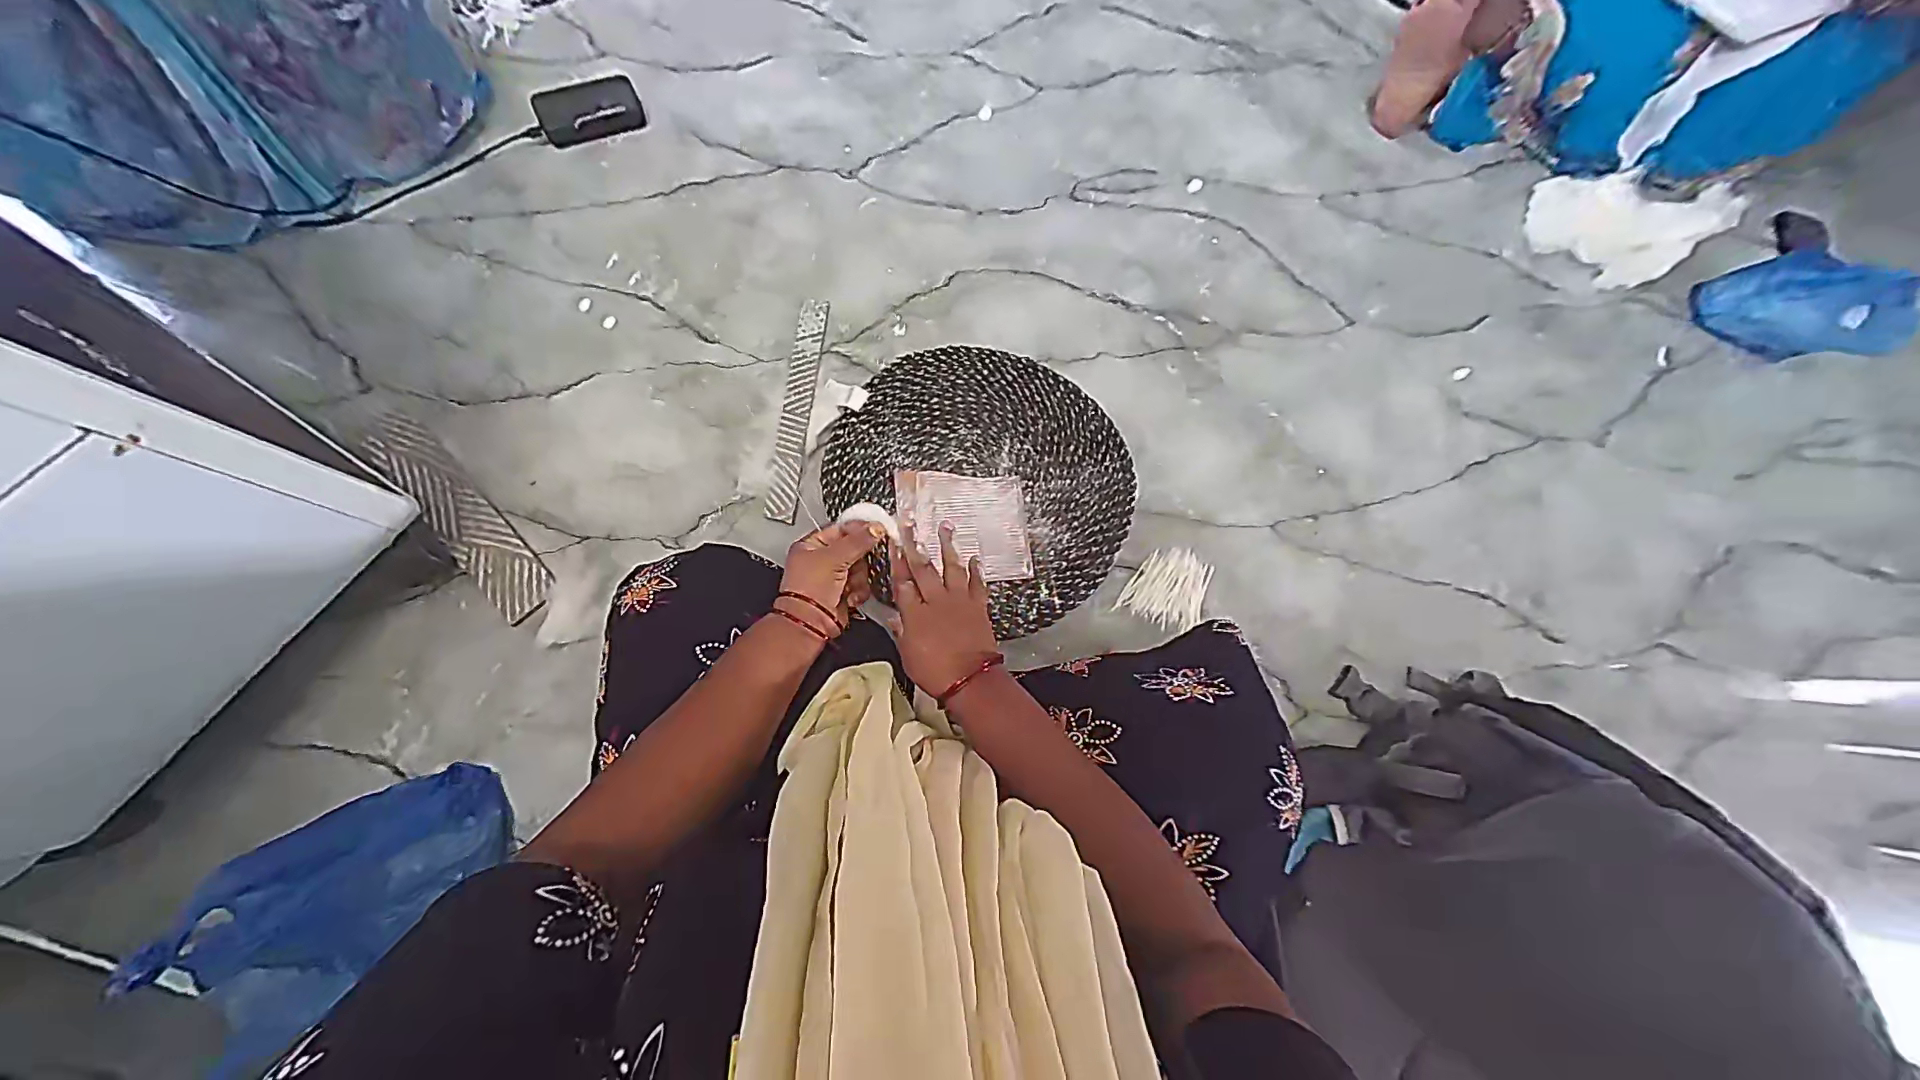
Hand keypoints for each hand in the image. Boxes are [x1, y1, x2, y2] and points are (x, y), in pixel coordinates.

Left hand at [776, 521, 885, 633]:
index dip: (858, 530)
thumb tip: (874, 528)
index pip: (840, 529)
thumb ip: (857, 541)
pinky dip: (858, 592)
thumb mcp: (834, 557)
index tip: (875, 530)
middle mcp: (821, 560)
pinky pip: (861, 585)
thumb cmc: (807, 591)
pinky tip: (850, 596)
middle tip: (855, 565)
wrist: (809, 623)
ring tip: (849, 585)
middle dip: (858, 561)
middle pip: (854, 550)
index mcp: (811, 545)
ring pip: (860, 569)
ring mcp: (832, 578)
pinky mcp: (842, 593)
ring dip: (859, 579)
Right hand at [891, 523, 999, 692]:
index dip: (897, 562)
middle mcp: (936, 601)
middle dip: (914, 544)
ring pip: (952, 567)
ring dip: (948, 546)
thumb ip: (902, 633)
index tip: (894, 544)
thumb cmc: (935, 672)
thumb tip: (896, 619)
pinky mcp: (978, 606)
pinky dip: (975, 570)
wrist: (971, 679)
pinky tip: (973, 559)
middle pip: (923, 567)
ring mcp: (959, 601)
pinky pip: (977, 583)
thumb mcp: (907, 655)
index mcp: (914, 613)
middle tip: (910, 525)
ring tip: (945, 528)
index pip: (902, 582)